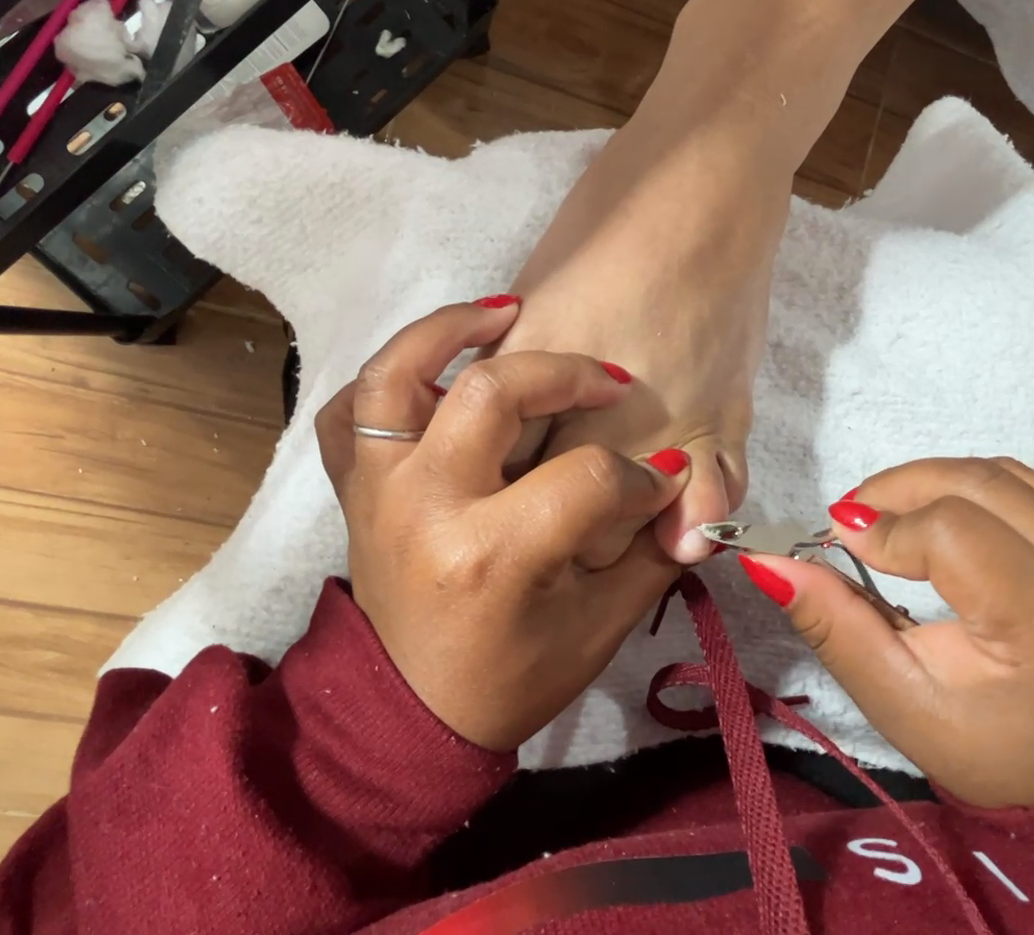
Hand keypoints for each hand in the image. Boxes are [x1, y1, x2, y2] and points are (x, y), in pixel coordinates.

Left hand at [315, 298, 691, 750]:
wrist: (413, 719)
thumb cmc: (513, 679)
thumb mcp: (599, 625)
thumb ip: (650, 551)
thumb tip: (683, 484)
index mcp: (493, 557)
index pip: (586, 478)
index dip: (642, 476)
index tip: (662, 483)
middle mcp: (426, 509)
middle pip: (491, 393)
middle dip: (564, 373)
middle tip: (606, 381)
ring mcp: (379, 493)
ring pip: (396, 375)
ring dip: (449, 331)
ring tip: (504, 313)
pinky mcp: (356, 492)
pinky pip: (350, 413)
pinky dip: (387, 378)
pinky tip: (435, 370)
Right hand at [738, 458, 1033, 807]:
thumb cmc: (989, 747)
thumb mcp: (898, 700)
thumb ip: (834, 625)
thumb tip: (765, 560)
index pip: (954, 532)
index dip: (886, 529)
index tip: (841, 545)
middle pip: (980, 483)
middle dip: (899, 488)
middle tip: (850, 516)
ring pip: (1004, 473)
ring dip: (933, 481)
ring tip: (888, 516)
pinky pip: (1033, 485)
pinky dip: (973, 488)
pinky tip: (942, 518)